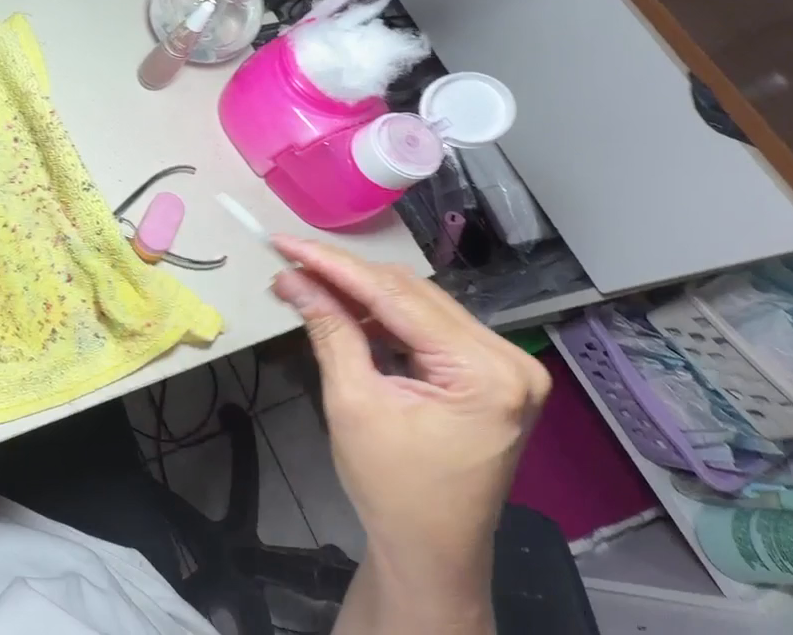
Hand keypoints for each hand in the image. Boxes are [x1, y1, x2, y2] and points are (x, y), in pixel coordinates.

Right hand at [268, 236, 548, 582]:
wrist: (430, 549)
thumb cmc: (391, 486)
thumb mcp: (353, 402)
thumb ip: (329, 331)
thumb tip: (292, 280)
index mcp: (485, 371)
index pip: (397, 298)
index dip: (334, 266)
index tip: (285, 243)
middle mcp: (507, 359)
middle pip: (412, 295)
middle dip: (345, 277)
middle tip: (288, 263)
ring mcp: (504, 367)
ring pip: (419, 306)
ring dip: (362, 294)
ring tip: (306, 283)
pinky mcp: (489, 376)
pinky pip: (429, 329)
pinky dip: (384, 318)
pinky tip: (345, 309)